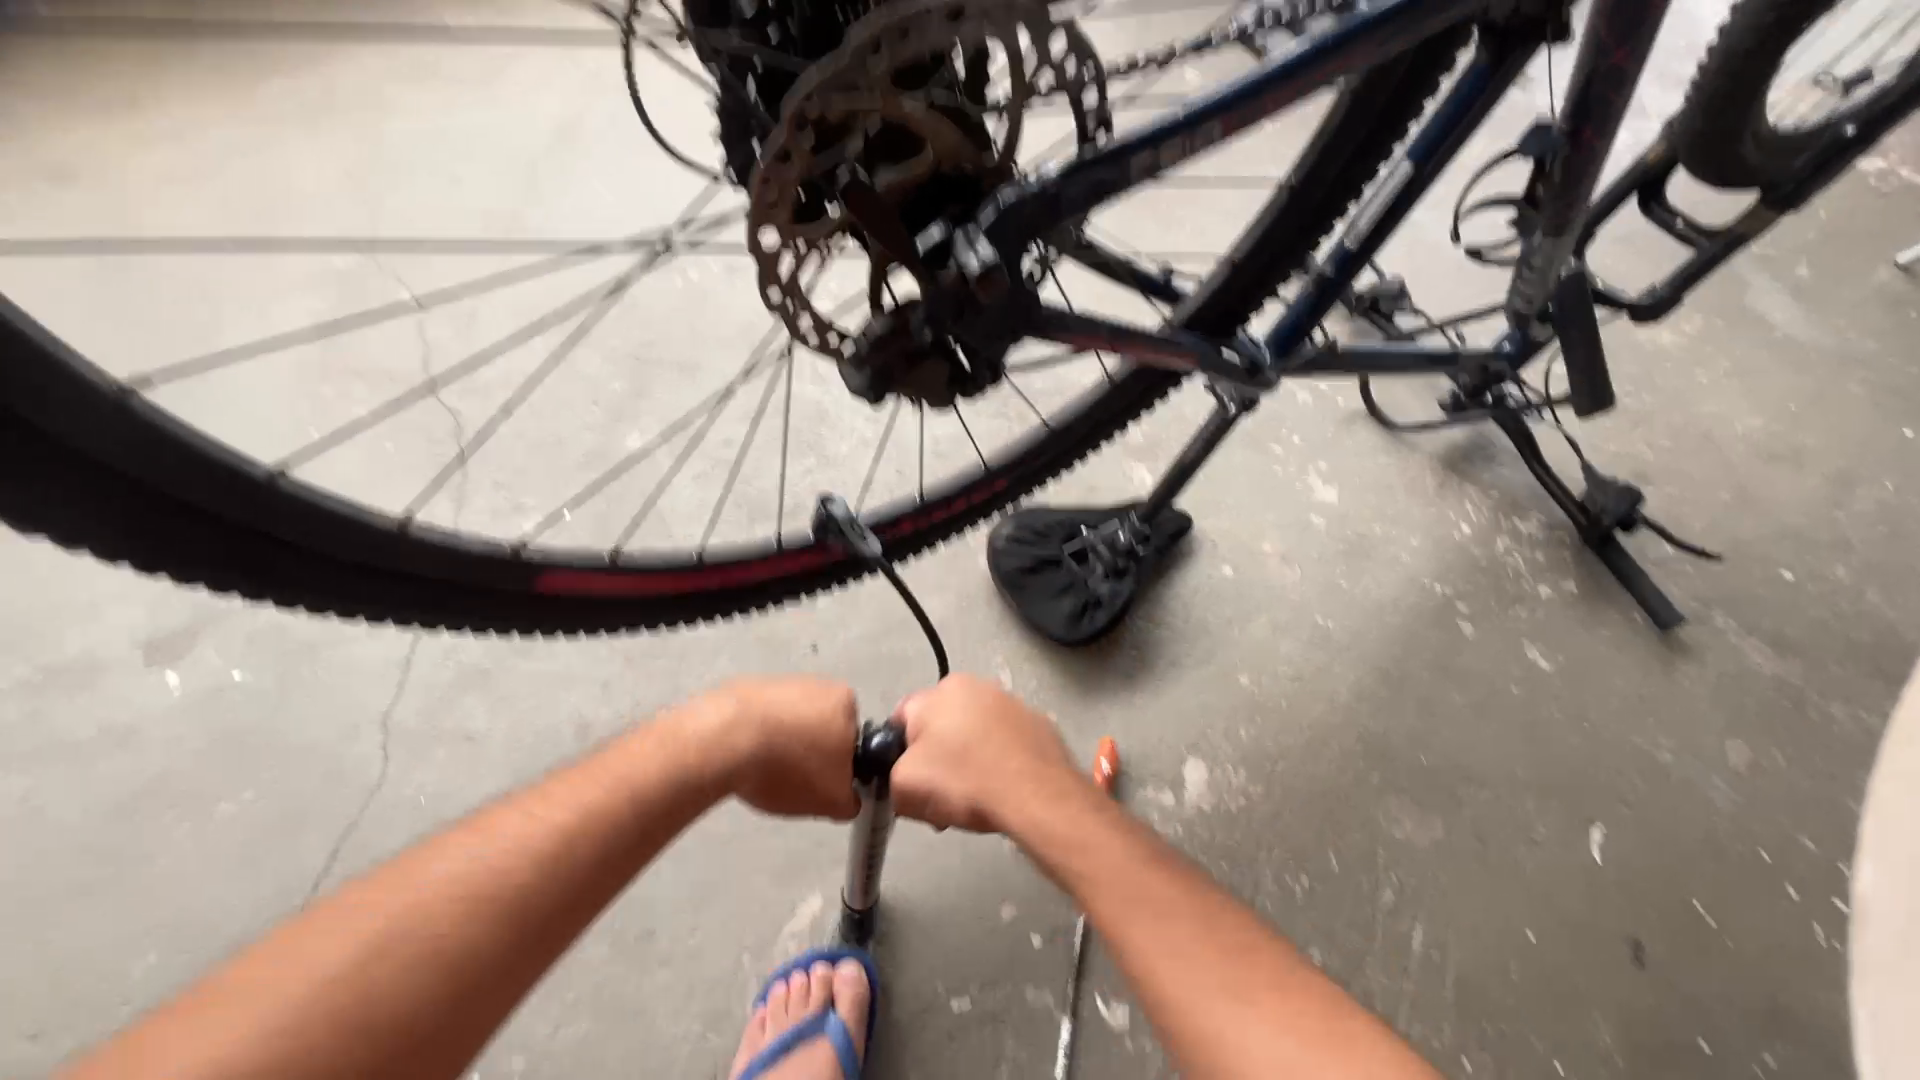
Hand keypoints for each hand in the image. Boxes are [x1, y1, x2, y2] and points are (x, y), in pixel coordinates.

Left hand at [698, 677, 860, 820]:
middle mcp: (817, 683)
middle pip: (821, 730)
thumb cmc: (789, 766)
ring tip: (762, 774)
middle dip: (810, 755)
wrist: (723, 741)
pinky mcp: (744, 688)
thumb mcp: (833, 801)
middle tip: (793, 783)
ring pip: (788, 725)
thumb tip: (847, 798)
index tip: (821, 786)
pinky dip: (754, 740)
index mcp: (846, 701)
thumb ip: (851, 800)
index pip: (853, 740)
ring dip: (781, 748)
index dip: (840, 768)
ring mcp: (778, 682)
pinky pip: (758, 722)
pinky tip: (742, 760)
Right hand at [891, 674, 1078, 833]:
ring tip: (974, 797)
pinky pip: (1007, 744)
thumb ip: (891, 777)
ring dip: (969, 759)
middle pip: (941, 726)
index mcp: (940, 690)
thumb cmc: (965, 782)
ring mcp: (1013, 702)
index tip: (909, 781)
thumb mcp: (905, 787)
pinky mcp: (1040, 724)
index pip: (901, 719)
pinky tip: (1002, 788)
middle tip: (940, 795)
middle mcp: (976, 685)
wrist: (1037, 796)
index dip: (898, 754)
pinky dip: (1001, 761)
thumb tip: (902, 782)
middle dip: (937, 758)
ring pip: (975, 734)